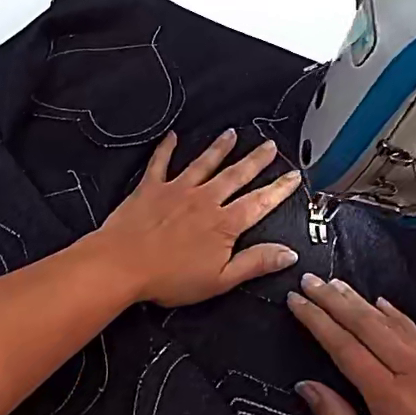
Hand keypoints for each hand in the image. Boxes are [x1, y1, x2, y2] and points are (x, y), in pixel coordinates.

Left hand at [86, 130, 302, 306]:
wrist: (122, 265)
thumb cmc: (169, 278)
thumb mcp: (220, 280)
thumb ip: (255, 263)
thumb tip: (288, 254)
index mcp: (223, 223)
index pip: (259, 202)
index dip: (279, 188)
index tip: (293, 175)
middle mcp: (204, 200)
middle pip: (236, 175)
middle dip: (256, 159)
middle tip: (269, 145)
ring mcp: (177, 190)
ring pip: (204, 163)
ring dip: (220, 148)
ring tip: (232, 134)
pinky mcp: (151, 188)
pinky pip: (161, 163)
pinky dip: (166, 148)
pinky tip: (172, 136)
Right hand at [285, 275, 415, 414]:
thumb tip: (308, 389)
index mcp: (393, 398)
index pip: (343, 346)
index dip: (316, 320)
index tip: (297, 301)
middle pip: (366, 324)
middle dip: (334, 299)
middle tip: (311, 281)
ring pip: (394, 323)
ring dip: (362, 301)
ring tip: (339, 286)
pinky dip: (398, 316)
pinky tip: (387, 307)